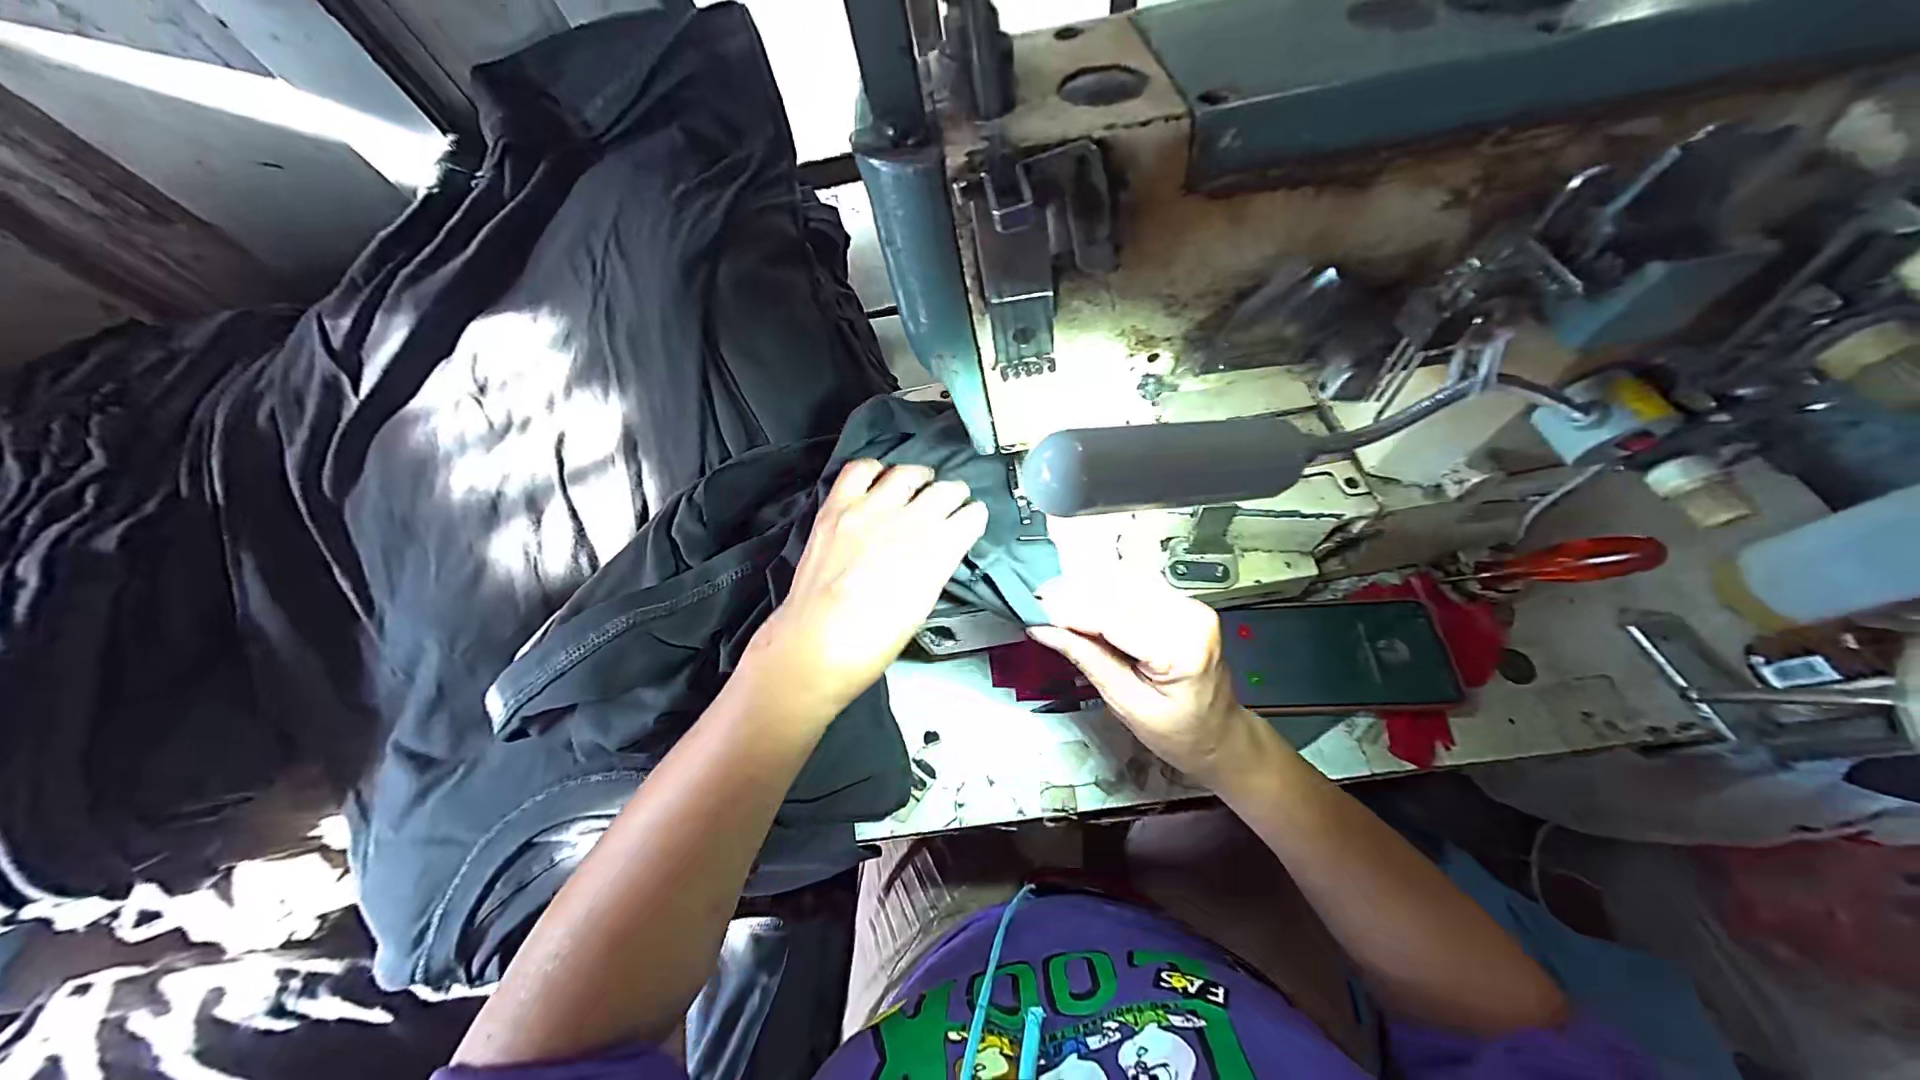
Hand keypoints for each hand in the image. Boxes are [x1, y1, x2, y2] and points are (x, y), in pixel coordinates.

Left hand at [743, 460, 987, 719]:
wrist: (817, 645)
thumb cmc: (874, 640)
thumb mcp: (923, 604)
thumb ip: (937, 565)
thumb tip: (942, 547)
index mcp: (937, 549)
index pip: (971, 515)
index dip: (974, 517)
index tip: (971, 518)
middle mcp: (907, 521)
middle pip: (945, 490)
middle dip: (955, 495)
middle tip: (951, 501)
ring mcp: (868, 510)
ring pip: (907, 473)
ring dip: (920, 478)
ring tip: (919, 484)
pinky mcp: (836, 508)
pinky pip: (860, 470)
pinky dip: (875, 471)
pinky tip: (879, 480)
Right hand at [1027, 578, 1269, 788]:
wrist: (1219, 734)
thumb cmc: (1178, 732)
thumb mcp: (1126, 704)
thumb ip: (1087, 658)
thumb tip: (1045, 630)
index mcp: (1182, 649)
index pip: (1114, 619)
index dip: (1070, 612)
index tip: (1035, 610)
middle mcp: (1191, 617)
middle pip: (1120, 594)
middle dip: (1075, 597)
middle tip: (1038, 604)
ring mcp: (1191, 606)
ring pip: (1126, 585)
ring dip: (1087, 591)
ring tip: (1053, 603)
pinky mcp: (1184, 603)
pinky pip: (1137, 590)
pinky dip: (1106, 595)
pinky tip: (1082, 603)